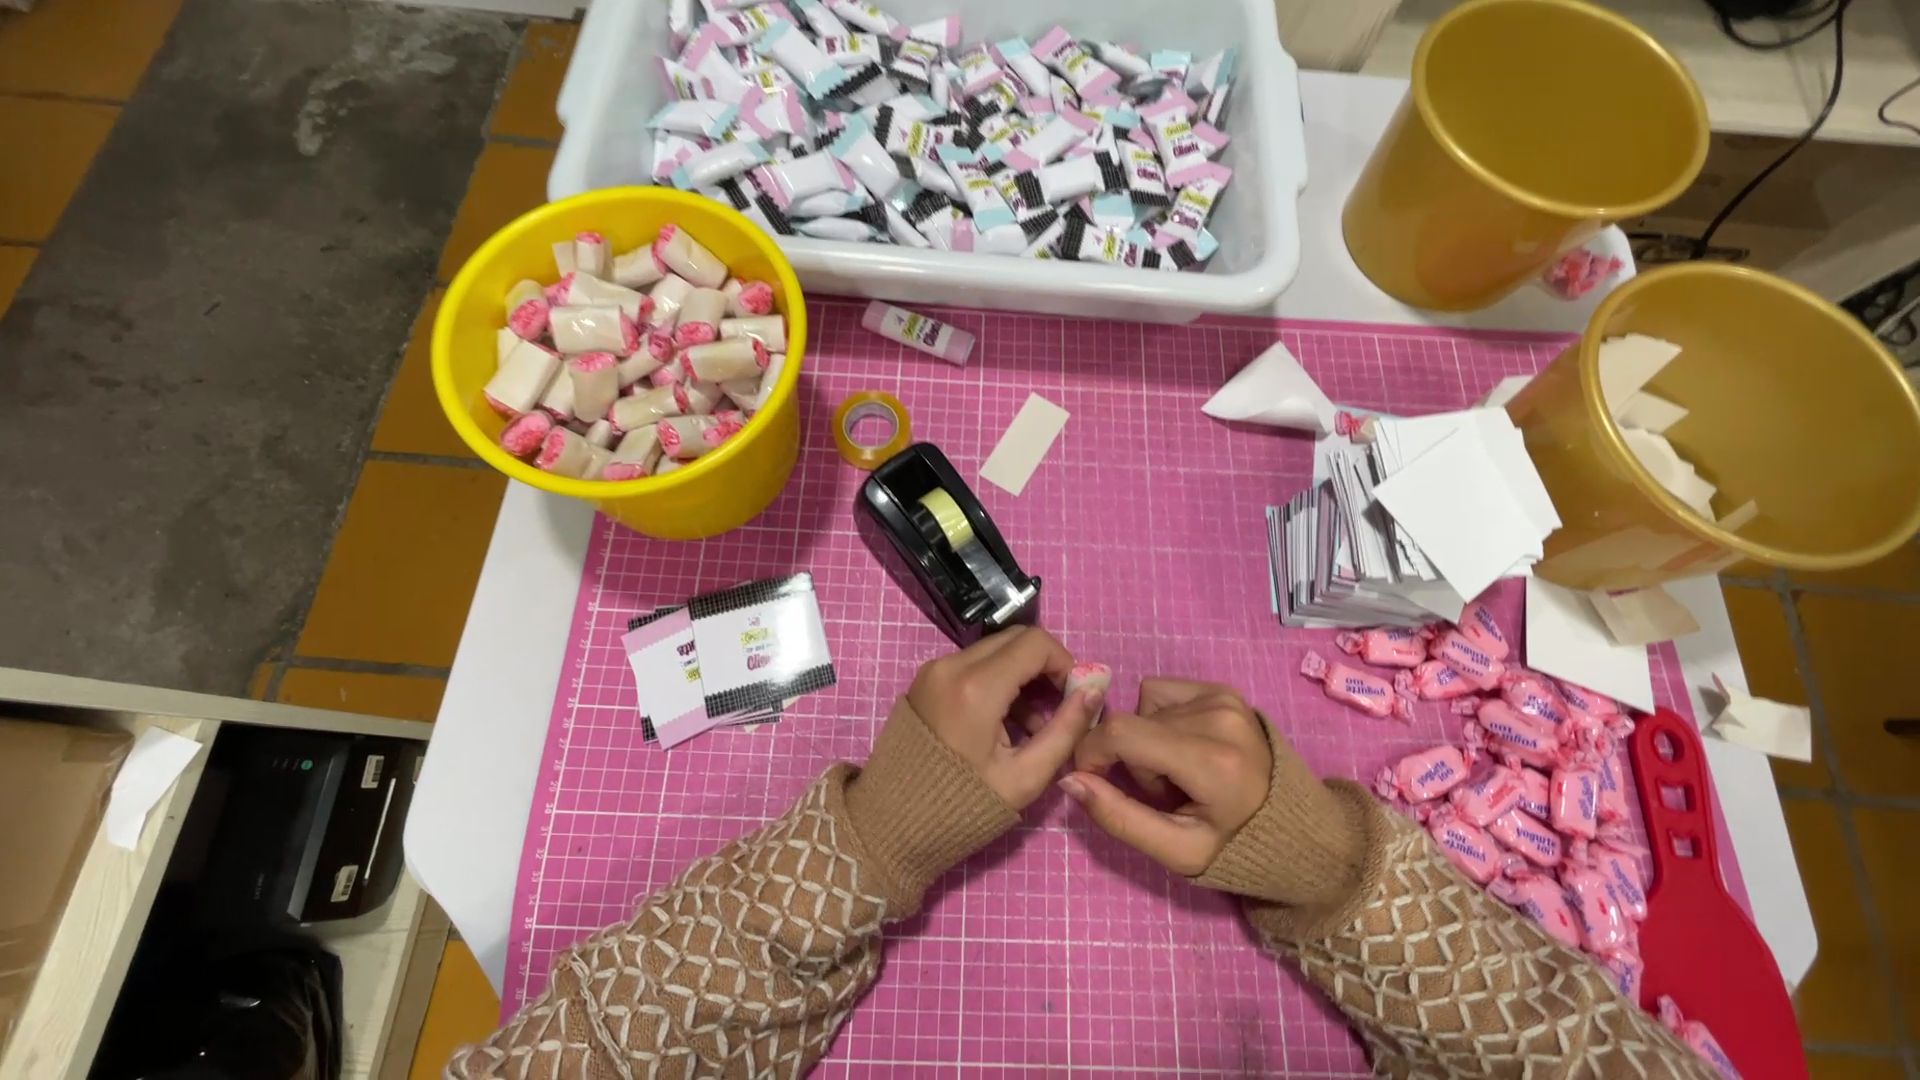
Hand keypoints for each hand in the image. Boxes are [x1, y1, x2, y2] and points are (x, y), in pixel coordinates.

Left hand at [902, 626, 1102, 809]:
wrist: (890, 825)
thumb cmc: (963, 809)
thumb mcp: (1026, 777)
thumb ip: (1065, 729)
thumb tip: (1094, 691)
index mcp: (977, 687)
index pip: (1036, 643)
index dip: (1065, 663)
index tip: (1075, 696)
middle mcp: (951, 665)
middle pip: (1015, 640)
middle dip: (1045, 667)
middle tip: (1059, 707)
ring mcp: (934, 669)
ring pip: (994, 651)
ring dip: (1022, 676)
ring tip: (1034, 726)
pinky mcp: (925, 680)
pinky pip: (973, 665)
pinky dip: (998, 682)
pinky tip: (1005, 724)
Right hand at [1059, 678, 1273, 875]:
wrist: (1297, 829)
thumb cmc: (1234, 846)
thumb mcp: (1177, 850)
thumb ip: (1119, 816)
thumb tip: (1069, 779)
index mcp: (1211, 760)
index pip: (1122, 733)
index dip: (1092, 753)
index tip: (1094, 780)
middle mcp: (1218, 717)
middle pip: (1131, 724)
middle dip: (1130, 760)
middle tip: (1163, 794)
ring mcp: (1223, 698)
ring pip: (1143, 708)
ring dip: (1146, 740)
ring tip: (1178, 771)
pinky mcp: (1223, 690)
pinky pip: (1159, 691)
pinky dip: (1158, 717)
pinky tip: (1183, 746)